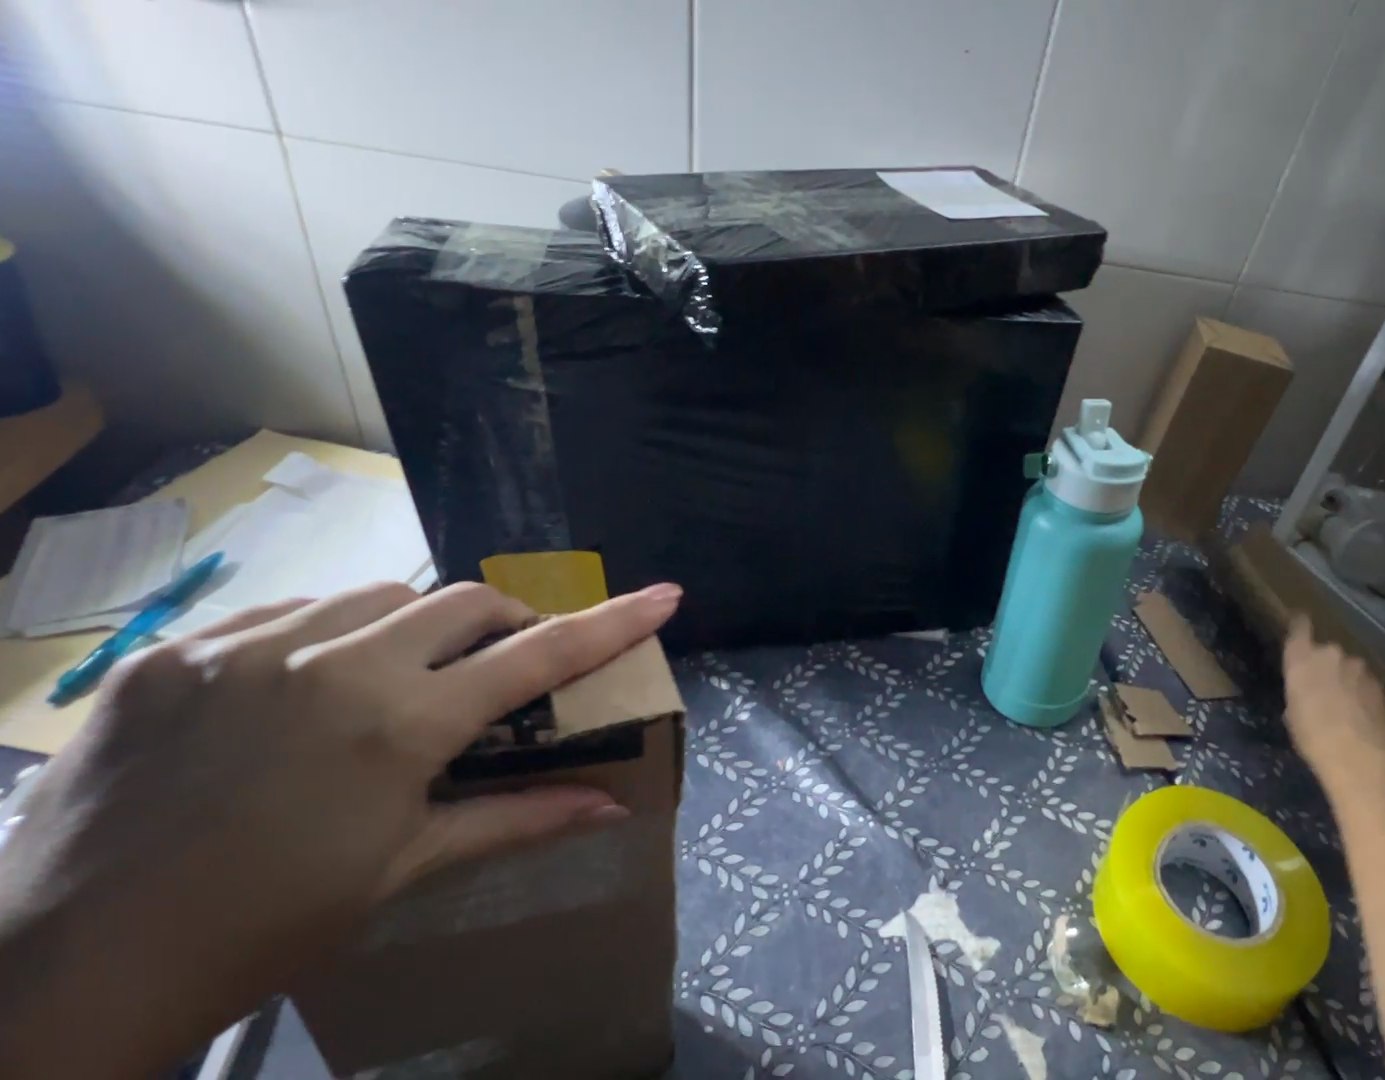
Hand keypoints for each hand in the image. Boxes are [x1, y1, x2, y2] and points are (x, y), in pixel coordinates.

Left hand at [0, 580, 680, 1078]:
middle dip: (506, 622)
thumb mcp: (403, 869)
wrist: (64, 964)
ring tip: (399, 677)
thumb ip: (517, 818)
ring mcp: (248, 646)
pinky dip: (330, 632)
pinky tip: (309, 682)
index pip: (538, 655)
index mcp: (400, 726)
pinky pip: (290, 610)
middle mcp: (334, 663)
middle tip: (505, 665)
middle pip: (465, 600)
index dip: (612, 624)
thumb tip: (612, 805)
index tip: (665, 595)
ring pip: (379, 595)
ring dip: (416, 625)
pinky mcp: (179, 649)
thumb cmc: (265, 925)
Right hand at [1281, 613, 1384, 792]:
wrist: (1358, 755)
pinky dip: (1361, 692)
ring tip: (1343, 705)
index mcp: (1300, 658)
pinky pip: (1364, 682)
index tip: (1299, 622)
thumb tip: (1307, 691)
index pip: (1299, 627)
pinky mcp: (1379, 683)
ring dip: (1344, 679)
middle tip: (1321, 688)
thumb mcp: (1292, 713)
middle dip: (1324, 665)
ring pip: (1347, 667)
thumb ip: (1299, 691)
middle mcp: (1329, 653)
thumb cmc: (1311, 736)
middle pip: (1325, 651)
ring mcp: (1358, 667)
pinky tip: (1360, 713)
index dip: (1299, 624)